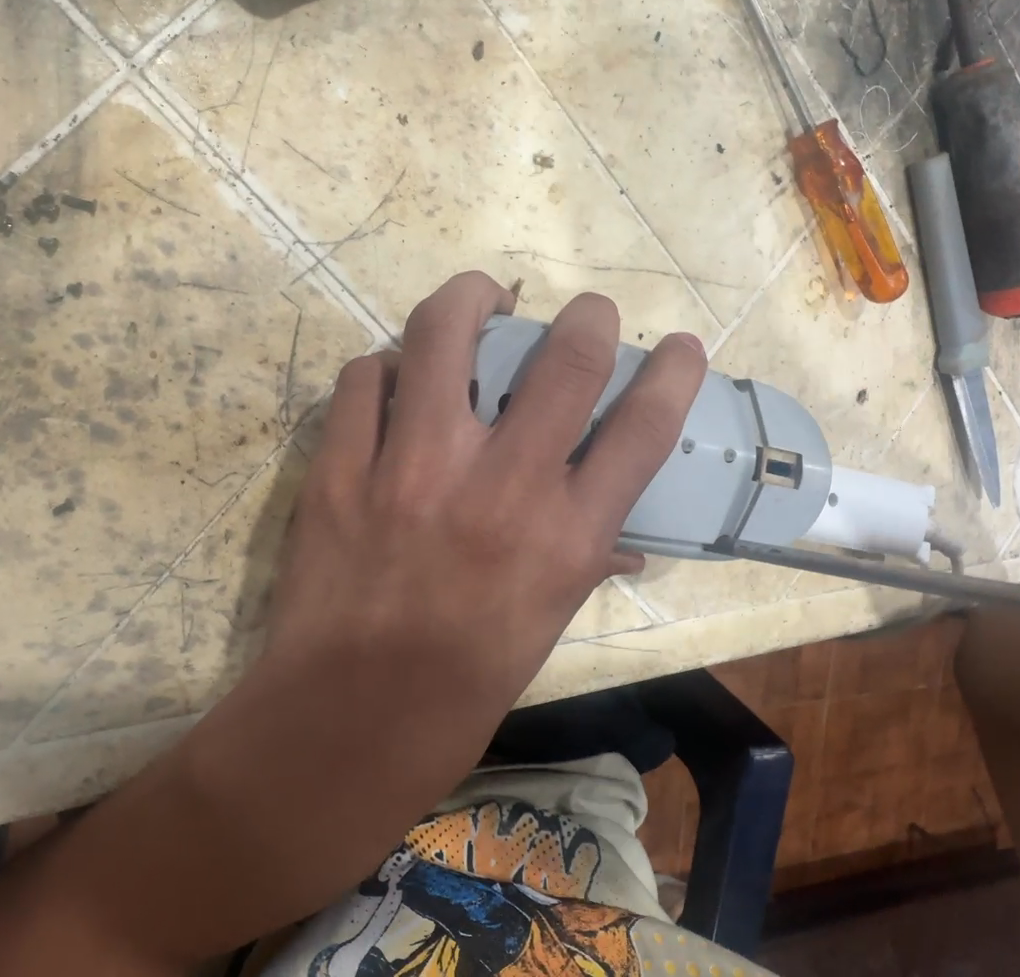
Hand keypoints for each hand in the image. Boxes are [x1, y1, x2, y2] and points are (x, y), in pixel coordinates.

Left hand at [0, 274, 708, 976]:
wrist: (349, 720)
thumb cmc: (463, 688)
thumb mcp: (547, 626)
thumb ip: (582, 559)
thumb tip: (622, 538)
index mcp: (566, 536)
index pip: (643, 427)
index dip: (672, 373)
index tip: (679, 347)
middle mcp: (500, 485)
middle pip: (566, 357)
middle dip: (587, 316)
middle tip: (581, 313)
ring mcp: (412, 466)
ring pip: (445, 332)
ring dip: (471, 299)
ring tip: (479, 299)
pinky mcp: (340, 466)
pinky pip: (364, 378)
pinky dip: (384, 368)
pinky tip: (391, 381)